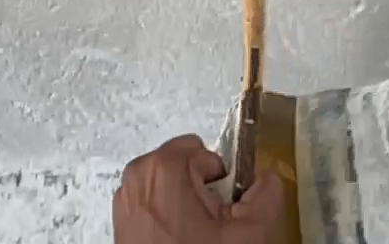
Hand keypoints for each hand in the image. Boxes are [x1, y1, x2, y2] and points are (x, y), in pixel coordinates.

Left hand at [114, 134, 287, 243]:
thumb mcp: (245, 235)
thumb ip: (265, 196)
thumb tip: (268, 178)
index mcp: (166, 165)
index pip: (206, 154)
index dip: (221, 183)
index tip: (223, 212)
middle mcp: (140, 172)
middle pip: (186, 165)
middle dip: (202, 192)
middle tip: (210, 228)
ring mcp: (127, 195)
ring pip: (170, 184)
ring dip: (185, 204)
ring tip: (193, 237)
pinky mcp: (121, 217)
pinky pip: (154, 201)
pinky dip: (167, 216)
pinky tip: (178, 241)